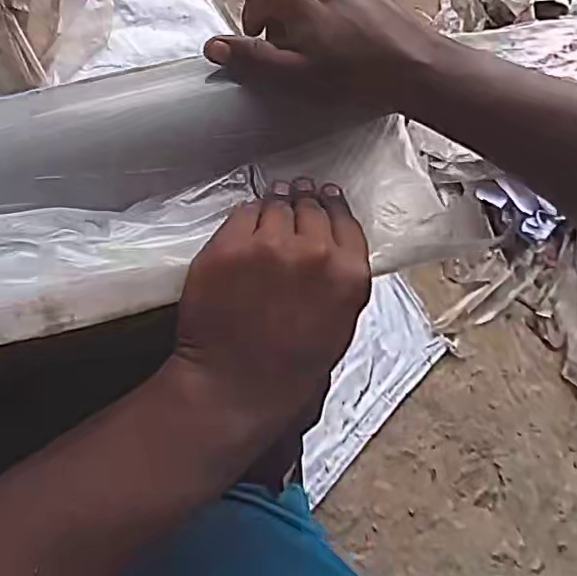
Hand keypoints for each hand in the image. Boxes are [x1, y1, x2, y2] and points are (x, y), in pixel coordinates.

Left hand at [163, 177, 372, 445]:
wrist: (236, 384)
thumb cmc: (288, 368)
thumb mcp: (338, 324)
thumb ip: (339, 280)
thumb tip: (331, 249)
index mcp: (347, 275)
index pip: (344, 221)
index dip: (334, 204)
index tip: (328, 195)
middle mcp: (312, 254)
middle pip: (310, 208)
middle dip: (305, 199)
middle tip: (298, 191)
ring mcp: (268, 247)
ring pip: (276, 205)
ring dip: (276, 200)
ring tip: (274, 196)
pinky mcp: (229, 246)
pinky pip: (242, 213)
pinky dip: (247, 214)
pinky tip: (248, 217)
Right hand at [202, 0, 455, 106]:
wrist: (414, 65)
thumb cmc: (354, 74)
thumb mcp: (295, 73)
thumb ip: (252, 57)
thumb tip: (212, 47)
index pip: (255, 0)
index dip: (253, 27)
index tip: (268, 48)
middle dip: (280, 20)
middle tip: (296, 52)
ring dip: (304, 12)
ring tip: (322, 44)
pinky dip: (328, 4)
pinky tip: (344, 32)